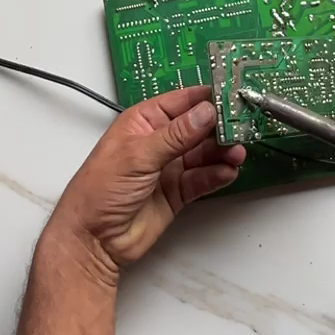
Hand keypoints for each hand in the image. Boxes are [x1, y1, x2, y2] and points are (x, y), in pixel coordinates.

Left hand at [45, 86, 244, 285]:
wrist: (93, 240)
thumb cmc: (98, 191)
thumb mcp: (138, 156)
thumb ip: (176, 135)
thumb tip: (205, 113)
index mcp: (143, 122)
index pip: (182, 101)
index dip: (207, 98)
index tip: (232, 95)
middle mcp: (159, 141)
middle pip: (198, 127)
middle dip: (220, 126)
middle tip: (241, 127)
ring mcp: (169, 167)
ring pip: (204, 153)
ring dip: (222, 152)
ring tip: (236, 153)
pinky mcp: (177, 191)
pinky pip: (203, 178)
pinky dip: (217, 175)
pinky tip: (227, 172)